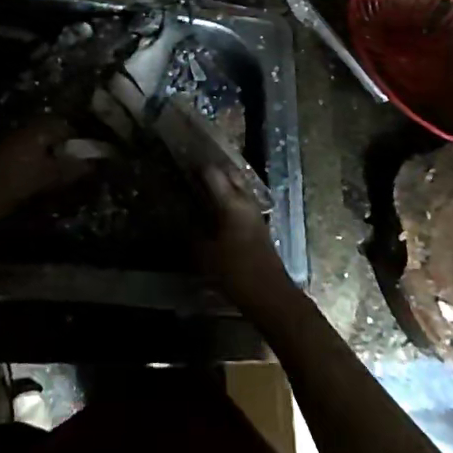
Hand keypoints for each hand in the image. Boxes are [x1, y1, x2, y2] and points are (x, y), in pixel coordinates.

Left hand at [0, 116, 92, 218]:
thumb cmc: (12, 181)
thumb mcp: (48, 177)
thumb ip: (72, 168)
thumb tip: (94, 163)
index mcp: (39, 129)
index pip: (69, 129)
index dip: (80, 144)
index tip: (86, 162)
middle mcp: (27, 129)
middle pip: (55, 137)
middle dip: (66, 153)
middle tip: (73, 173)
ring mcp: (13, 142)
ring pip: (42, 148)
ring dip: (51, 161)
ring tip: (57, 180)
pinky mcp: (3, 156)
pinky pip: (29, 156)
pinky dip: (37, 166)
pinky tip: (38, 182)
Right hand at [195, 163, 290, 305]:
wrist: (268, 291)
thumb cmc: (235, 272)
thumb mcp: (206, 255)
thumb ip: (194, 233)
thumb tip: (186, 218)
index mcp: (232, 203)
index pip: (214, 174)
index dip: (198, 166)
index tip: (183, 161)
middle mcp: (246, 200)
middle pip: (231, 174)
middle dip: (214, 168)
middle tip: (194, 168)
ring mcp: (254, 210)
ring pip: (238, 185)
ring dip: (223, 180)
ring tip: (202, 182)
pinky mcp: (257, 222)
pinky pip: (241, 198)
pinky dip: (229, 194)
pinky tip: (216, 204)